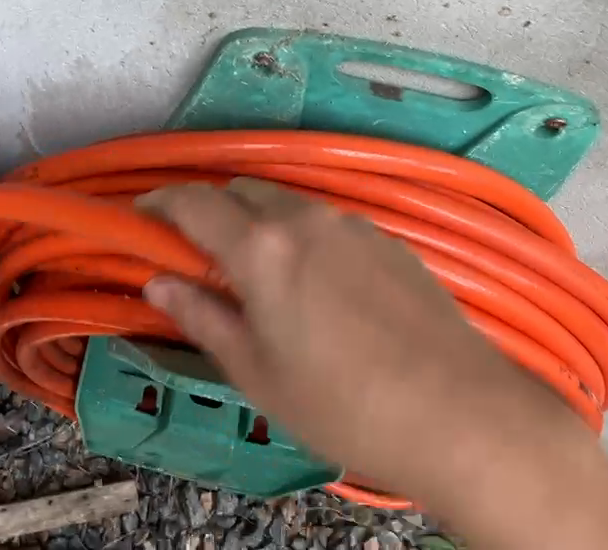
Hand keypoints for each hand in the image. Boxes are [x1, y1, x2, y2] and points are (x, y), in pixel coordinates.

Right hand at [138, 179, 574, 491]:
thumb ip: (200, 317)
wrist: (465, 416)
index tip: (142, 216)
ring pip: (285, 202)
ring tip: (258, 269)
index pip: (192, 202)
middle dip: (209, 210)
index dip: (159, 202)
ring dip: (256, 220)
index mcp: (260, 248)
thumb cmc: (344, 405)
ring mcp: (351, 224)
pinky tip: (316, 282)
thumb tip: (155, 283)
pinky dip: (300, 234)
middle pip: (239, 191)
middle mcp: (302, 219)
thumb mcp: (256, 372)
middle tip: (198, 252)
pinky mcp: (388, 239)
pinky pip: (325, 221)